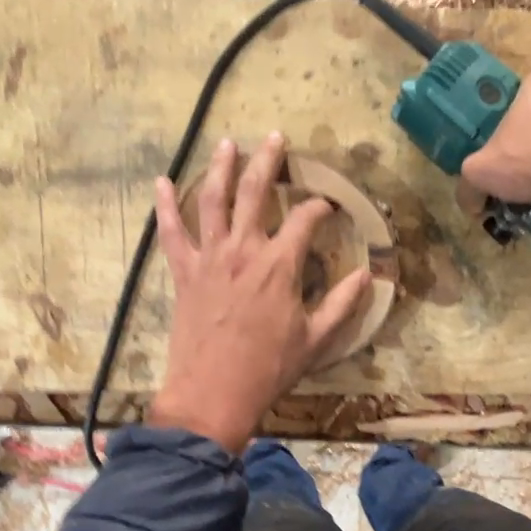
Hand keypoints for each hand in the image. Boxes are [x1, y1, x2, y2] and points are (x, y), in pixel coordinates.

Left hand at [148, 134, 371, 453]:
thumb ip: (342, 304)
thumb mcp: (315, 340)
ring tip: (228, 143)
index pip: (305, 220)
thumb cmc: (268, 369)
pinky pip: (172, 232)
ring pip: (213, 200)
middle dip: (268, 161)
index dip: (320, 208)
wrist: (213, 393)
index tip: (328, 208)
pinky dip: (165, 206)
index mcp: (280, 265)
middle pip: (256, 192)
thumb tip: (367, 277)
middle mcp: (244, 250)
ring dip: (221, 168)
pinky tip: (162, 182)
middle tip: (275, 137)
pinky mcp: (183, 272)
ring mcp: (209, 258)